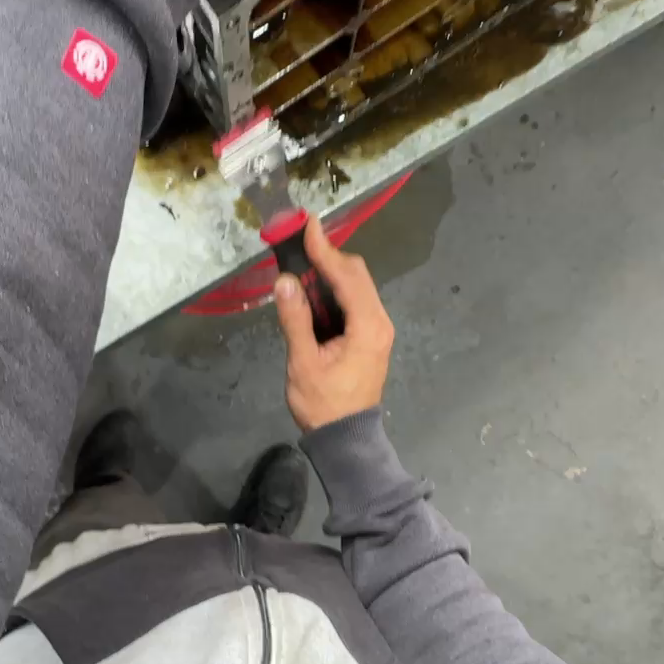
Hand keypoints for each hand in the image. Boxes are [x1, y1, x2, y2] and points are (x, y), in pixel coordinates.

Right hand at [273, 216, 393, 431]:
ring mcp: (377, 329)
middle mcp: (379, 321)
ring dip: (329, 273)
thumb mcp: (303, 364)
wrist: (345, 437)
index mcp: (367, 326)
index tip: (305, 225)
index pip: (346, 275)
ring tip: (300, 264)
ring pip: (356, 286)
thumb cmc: (323, 405)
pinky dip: (334, 290)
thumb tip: (284, 281)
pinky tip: (312, 291)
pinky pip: (354, 302)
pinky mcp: (369, 336)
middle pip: (356, 274)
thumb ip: (295, 320)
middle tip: (297, 245)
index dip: (324, 249)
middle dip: (327, 257)